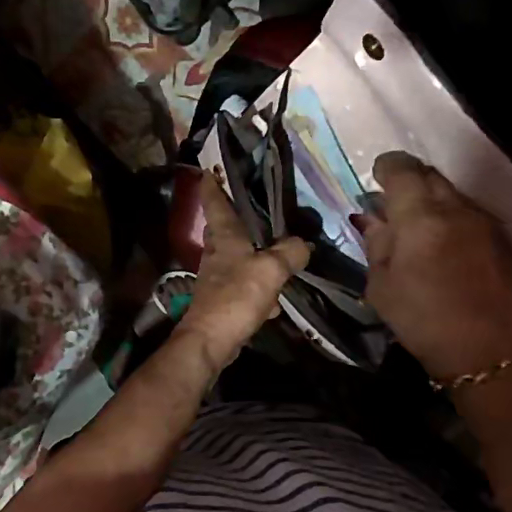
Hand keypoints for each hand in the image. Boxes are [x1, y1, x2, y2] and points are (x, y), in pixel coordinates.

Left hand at [178, 174, 310, 370]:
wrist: (211, 340)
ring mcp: (217, 279)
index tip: (208, 171)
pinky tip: (275, 301)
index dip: (212, 187)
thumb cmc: (236, 297)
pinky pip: (244, 287)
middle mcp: (217, 255)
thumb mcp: (271, 269)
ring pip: (235, 259)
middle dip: (232, 219)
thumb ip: (290, 252)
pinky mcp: (223, 301)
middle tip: (249, 208)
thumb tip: (303, 244)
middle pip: (223, 231)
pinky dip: (258, 289)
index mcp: (224, 239)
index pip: (216, 205)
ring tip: (274, 250)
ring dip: (250, 254)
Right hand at [352, 152, 511, 380]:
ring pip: (448, 192)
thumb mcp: (381, 287)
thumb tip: (374, 220)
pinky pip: (463, 211)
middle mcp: (454, 209)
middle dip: (406, 181)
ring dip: (426, 199)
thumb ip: (377, 246)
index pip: (402, 171)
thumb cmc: (423, 320)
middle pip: (428, 175)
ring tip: (409, 225)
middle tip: (387, 202)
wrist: (491, 348)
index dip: (385, 168)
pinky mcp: (497, 236)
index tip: (373, 176)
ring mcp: (480, 220)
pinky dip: (444, 216)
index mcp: (419, 219)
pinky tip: (434, 243)